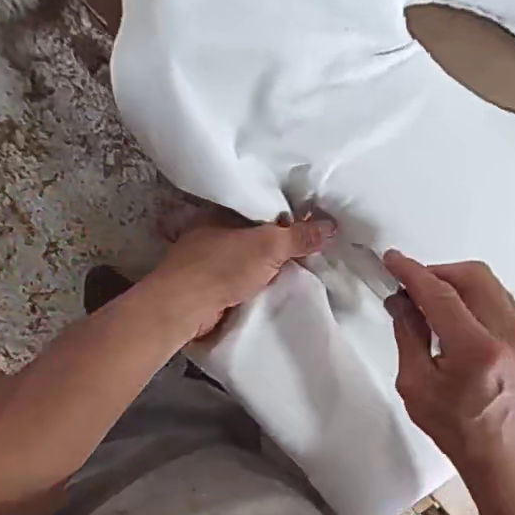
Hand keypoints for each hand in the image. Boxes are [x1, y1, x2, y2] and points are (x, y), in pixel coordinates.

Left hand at [142, 215, 335, 338]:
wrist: (183, 308)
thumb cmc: (222, 266)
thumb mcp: (268, 246)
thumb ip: (298, 236)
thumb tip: (330, 225)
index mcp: (221, 211)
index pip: (260, 207)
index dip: (285, 215)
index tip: (311, 225)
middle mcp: (212, 232)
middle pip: (254, 234)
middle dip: (278, 243)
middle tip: (310, 250)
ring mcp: (206, 260)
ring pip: (246, 258)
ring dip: (266, 266)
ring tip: (298, 270)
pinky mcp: (206, 285)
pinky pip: (239, 279)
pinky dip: (254, 283)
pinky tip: (273, 288)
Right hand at [384, 251, 514, 475]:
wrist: (503, 454)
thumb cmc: (456, 428)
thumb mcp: (415, 384)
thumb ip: (408, 334)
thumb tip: (402, 300)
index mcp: (477, 350)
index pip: (441, 294)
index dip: (413, 273)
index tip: (393, 261)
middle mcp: (510, 335)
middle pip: (471, 276)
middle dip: (437, 272)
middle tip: (411, 285)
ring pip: (489, 284)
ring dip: (456, 283)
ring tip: (431, 301)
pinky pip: (500, 299)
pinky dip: (474, 297)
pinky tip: (455, 315)